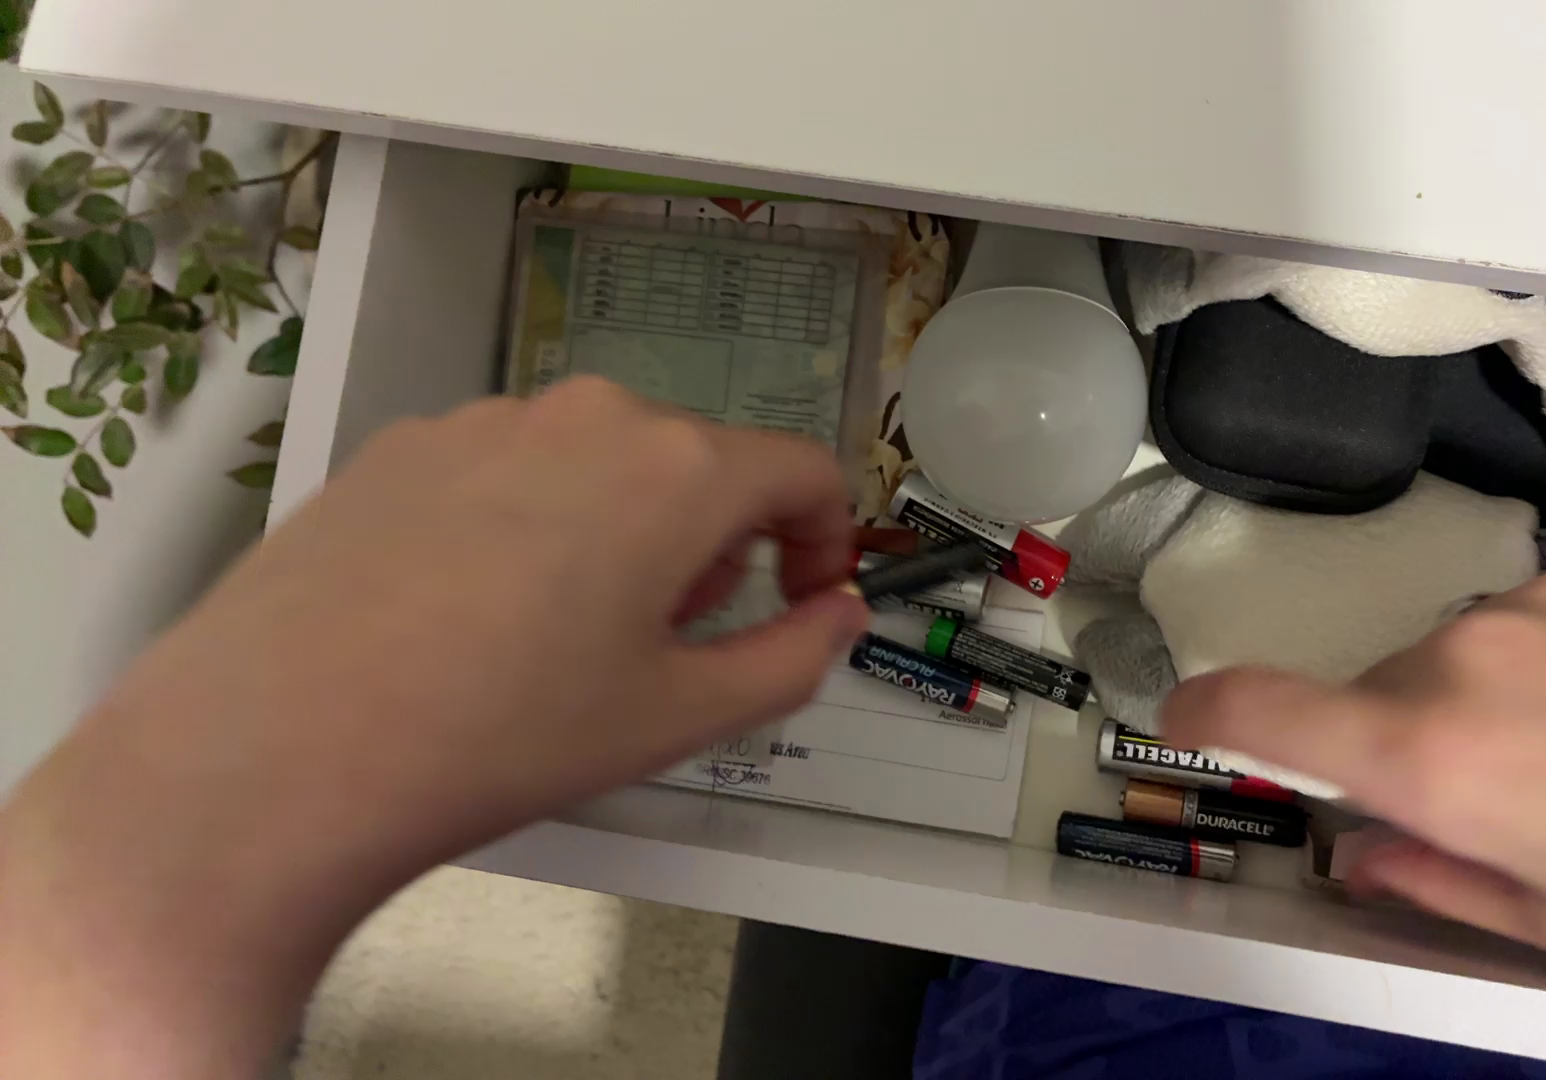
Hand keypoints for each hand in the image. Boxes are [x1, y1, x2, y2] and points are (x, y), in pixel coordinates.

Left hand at [0, 377, 869, 1077]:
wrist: (261, 764)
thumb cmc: (511, 735)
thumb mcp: (688, 713)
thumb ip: (800, 656)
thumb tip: (843, 612)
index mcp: (680, 469)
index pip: (809, 471)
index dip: (828, 538)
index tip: (803, 601)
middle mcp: (597, 415)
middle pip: (715, 464)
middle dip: (728, 544)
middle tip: (679, 632)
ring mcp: (494, 417)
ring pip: (624, 458)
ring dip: (646, 526)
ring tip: (583, 619)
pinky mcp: (413, 438)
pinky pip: (533, 460)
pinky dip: (557, 512)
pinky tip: (490, 597)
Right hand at [1162, 540, 1545, 1007]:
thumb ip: (1431, 877)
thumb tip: (1358, 848)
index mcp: (1436, 758)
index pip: (1263, 708)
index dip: (1205, 713)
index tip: (1185, 719)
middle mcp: (1459, 656)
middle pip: (1377, 685)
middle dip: (1408, 734)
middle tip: (1510, 784)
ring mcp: (1534, 595)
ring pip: (1457, 646)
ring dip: (1489, 691)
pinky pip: (1540, 606)